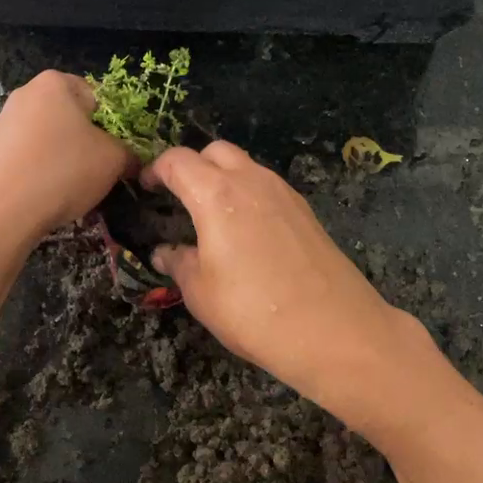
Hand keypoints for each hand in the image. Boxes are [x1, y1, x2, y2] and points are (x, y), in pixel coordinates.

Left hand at [0, 70, 133, 247]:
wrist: (3, 213)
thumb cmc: (64, 171)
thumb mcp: (114, 160)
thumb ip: (129, 153)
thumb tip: (131, 161)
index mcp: (55, 82)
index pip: (98, 98)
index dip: (111, 127)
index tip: (114, 153)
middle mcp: (26, 92)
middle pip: (72, 117)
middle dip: (87, 142)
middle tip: (97, 171)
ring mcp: (4, 120)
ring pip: (51, 138)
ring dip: (65, 158)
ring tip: (72, 188)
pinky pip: (30, 155)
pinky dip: (42, 170)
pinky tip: (47, 194)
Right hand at [143, 142, 429, 425]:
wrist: (336, 331)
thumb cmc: (255, 312)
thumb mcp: (201, 293)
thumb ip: (179, 263)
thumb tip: (165, 252)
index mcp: (216, 193)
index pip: (177, 161)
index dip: (155, 170)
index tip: (146, 189)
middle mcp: (251, 180)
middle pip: (214, 151)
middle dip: (192, 166)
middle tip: (179, 198)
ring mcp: (283, 192)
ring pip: (245, 166)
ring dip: (223, 178)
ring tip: (211, 216)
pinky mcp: (305, 210)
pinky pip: (267, 187)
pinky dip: (248, 195)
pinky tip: (246, 232)